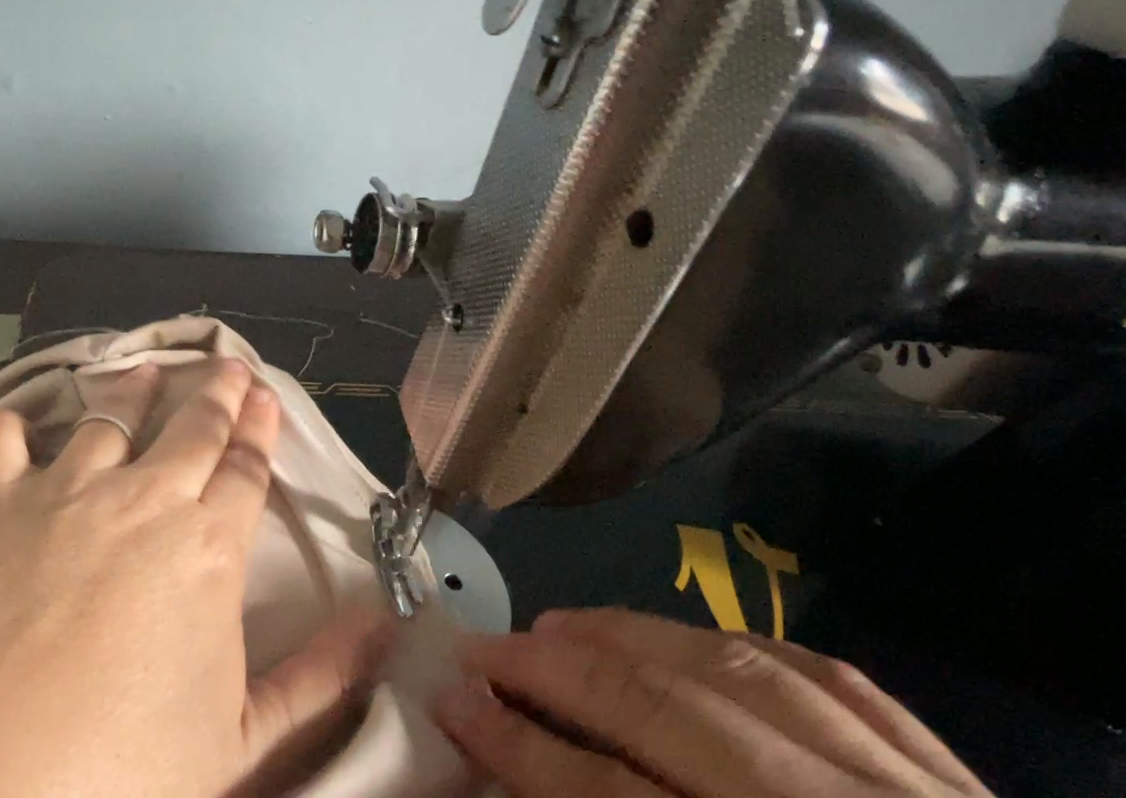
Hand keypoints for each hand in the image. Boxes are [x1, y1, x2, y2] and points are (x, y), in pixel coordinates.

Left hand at [0, 360, 389, 797]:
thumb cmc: (124, 761)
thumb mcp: (241, 739)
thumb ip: (316, 678)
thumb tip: (381, 626)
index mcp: (208, 547)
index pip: (245, 469)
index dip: (259, 429)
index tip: (265, 397)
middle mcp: (143, 498)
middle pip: (191, 428)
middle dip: (217, 393)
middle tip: (230, 366)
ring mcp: (65, 491)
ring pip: (109, 418)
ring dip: (133, 389)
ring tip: (146, 370)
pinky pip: (2, 441)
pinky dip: (13, 425)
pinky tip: (22, 420)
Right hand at [433, 608, 990, 797]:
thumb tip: (523, 781)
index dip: (518, 747)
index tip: (451, 702)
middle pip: (666, 715)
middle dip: (557, 673)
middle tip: (485, 648)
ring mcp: (909, 791)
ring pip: (742, 671)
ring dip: (634, 637)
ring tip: (559, 625)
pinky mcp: (955, 776)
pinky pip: (832, 680)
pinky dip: (743, 648)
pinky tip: (687, 638)